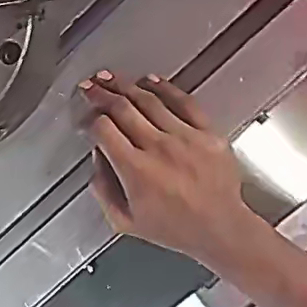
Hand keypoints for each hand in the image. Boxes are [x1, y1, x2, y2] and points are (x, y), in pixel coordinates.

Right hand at [79, 71, 266, 266]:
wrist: (220, 228)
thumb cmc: (175, 228)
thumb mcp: (125, 221)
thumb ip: (103, 189)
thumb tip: (96, 157)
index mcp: (136, 171)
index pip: (103, 129)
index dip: (89, 119)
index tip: (85, 118)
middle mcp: (159, 149)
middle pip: (122, 108)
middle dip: (101, 94)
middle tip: (90, 87)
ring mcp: (185, 138)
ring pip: (148, 100)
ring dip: (125, 85)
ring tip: (111, 78)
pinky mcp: (207, 133)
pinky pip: (183, 101)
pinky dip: (164, 87)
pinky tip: (149, 80)